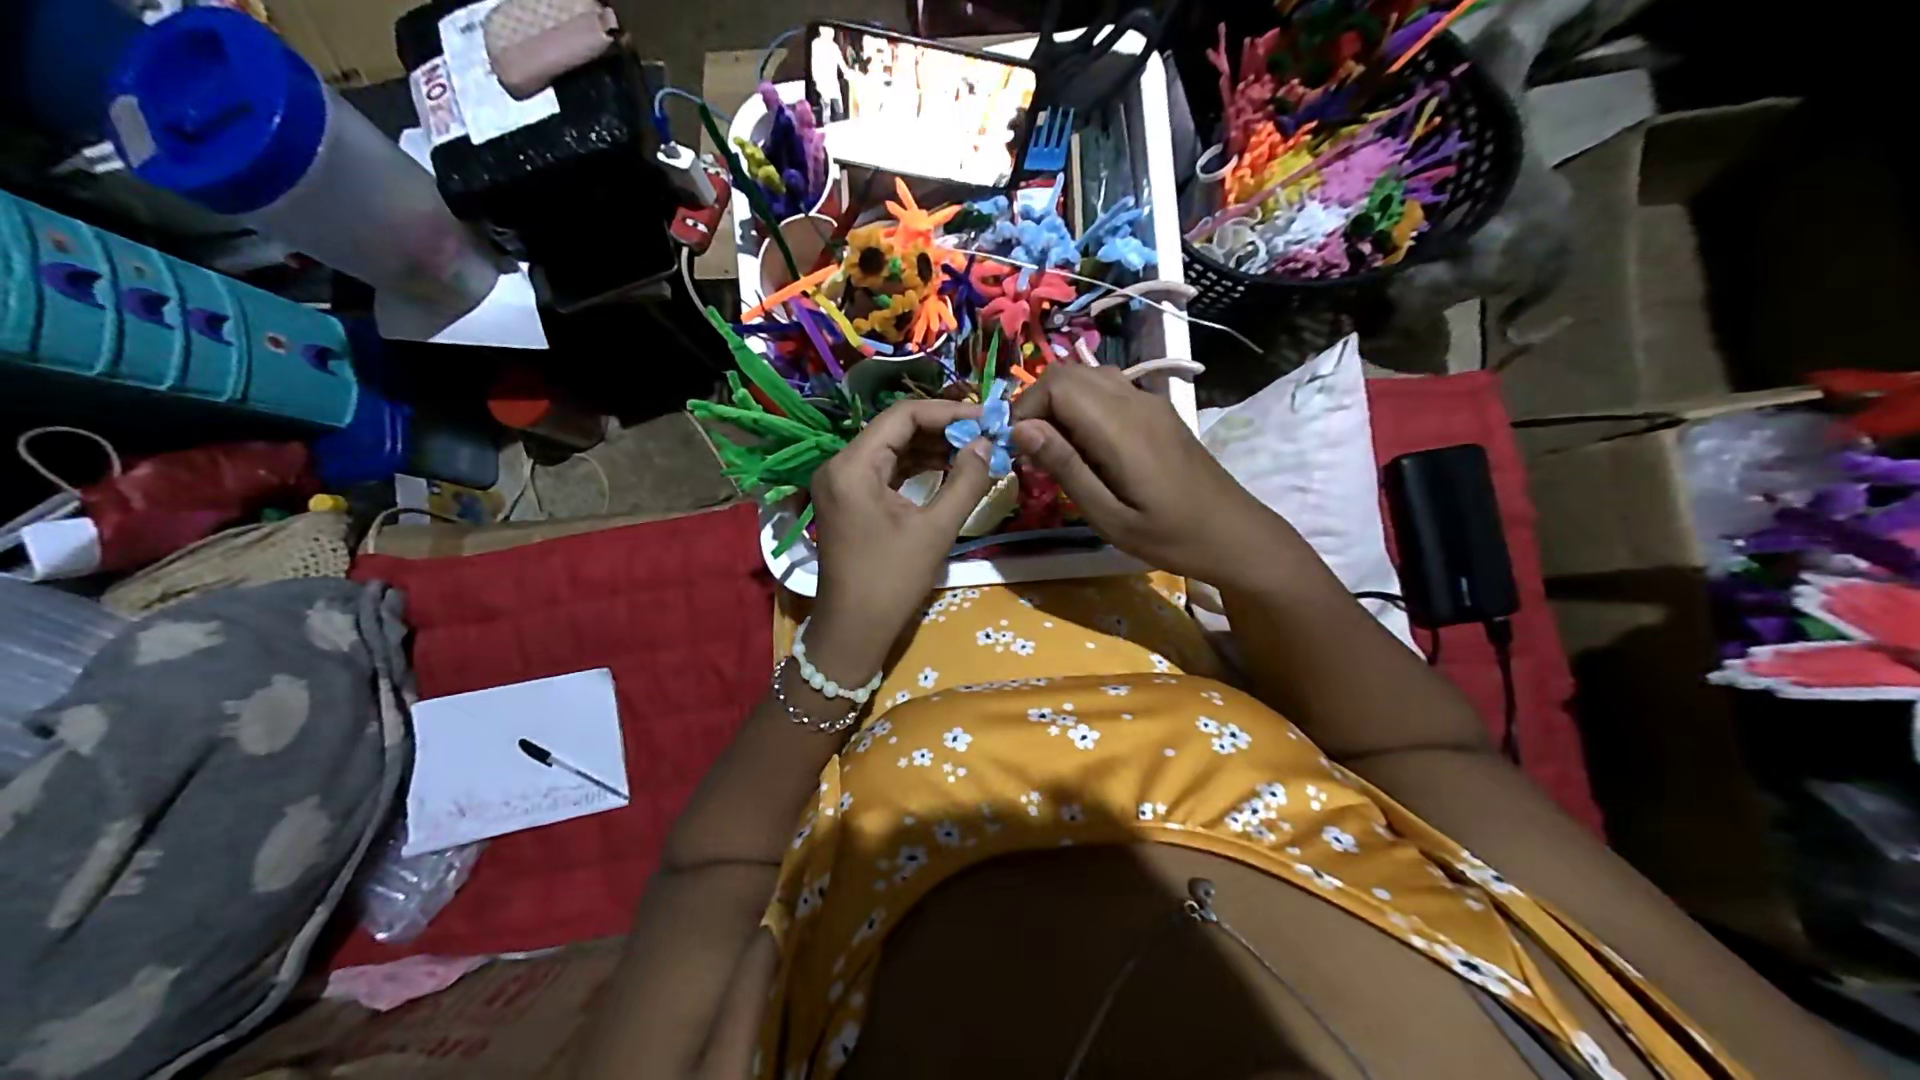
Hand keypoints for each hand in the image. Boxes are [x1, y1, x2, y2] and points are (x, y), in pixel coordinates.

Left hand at [807, 399, 995, 679]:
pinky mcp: (849, 500)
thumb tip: (988, 445)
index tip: (986, 418)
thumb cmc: (892, 580)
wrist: (854, 629)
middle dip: (942, 429)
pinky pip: (886, 471)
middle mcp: (841, 465)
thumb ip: (966, 481)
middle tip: (985, 434)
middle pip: (895, 429)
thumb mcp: (935, 529)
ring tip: (974, 450)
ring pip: (892, 449)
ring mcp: (842, 483)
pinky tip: (949, 468)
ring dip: (931, 448)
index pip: (902, 416)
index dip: (947, 412)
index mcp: (853, 466)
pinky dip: (917, 468)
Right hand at [1010, 365, 1296, 589]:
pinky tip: (1087, 446)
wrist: (1235, 534)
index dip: (1026, 409)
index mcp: (1121, 427)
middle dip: (1038, 403)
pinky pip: (1109, 389)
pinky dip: (1083, 406)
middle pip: (1069, 372)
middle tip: (1032, 451)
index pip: (1057, 385)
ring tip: (1056, 449)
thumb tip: (1021, 429)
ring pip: (1089, 376)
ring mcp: (1150, 402)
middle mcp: (1135, 401)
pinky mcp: (1157, 411)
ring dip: (1061, 403)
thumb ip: (1066, 468)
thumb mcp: (1109, 516)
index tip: (1019, 451)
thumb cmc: (1169, 536)